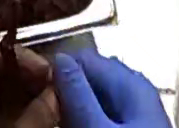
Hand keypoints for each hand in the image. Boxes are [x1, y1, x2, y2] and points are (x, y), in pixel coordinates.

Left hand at [0, 43, 59, 127]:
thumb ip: (29, 120)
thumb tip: (57, 93)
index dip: (16, 57)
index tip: (48, 68)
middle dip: (26, 76)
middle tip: (59, 82)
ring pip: (1, 98)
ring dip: (29, 96)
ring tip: (59, 96)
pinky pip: (2, 118)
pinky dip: (24, 115)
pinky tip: (47, 114)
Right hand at [51, 51, 170, 127]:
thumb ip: (76, 92)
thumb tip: (58, 57)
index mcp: (130, 82)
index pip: (82, 58)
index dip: (57, 70)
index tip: (38, 93)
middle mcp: (137, 92)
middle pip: (89, 79)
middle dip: (67, 94)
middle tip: (49, 116)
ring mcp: (140, 117)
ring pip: (96, 101)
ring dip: (77, 112)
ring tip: (61, 126)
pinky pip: (107, 119)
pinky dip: (90, 123)